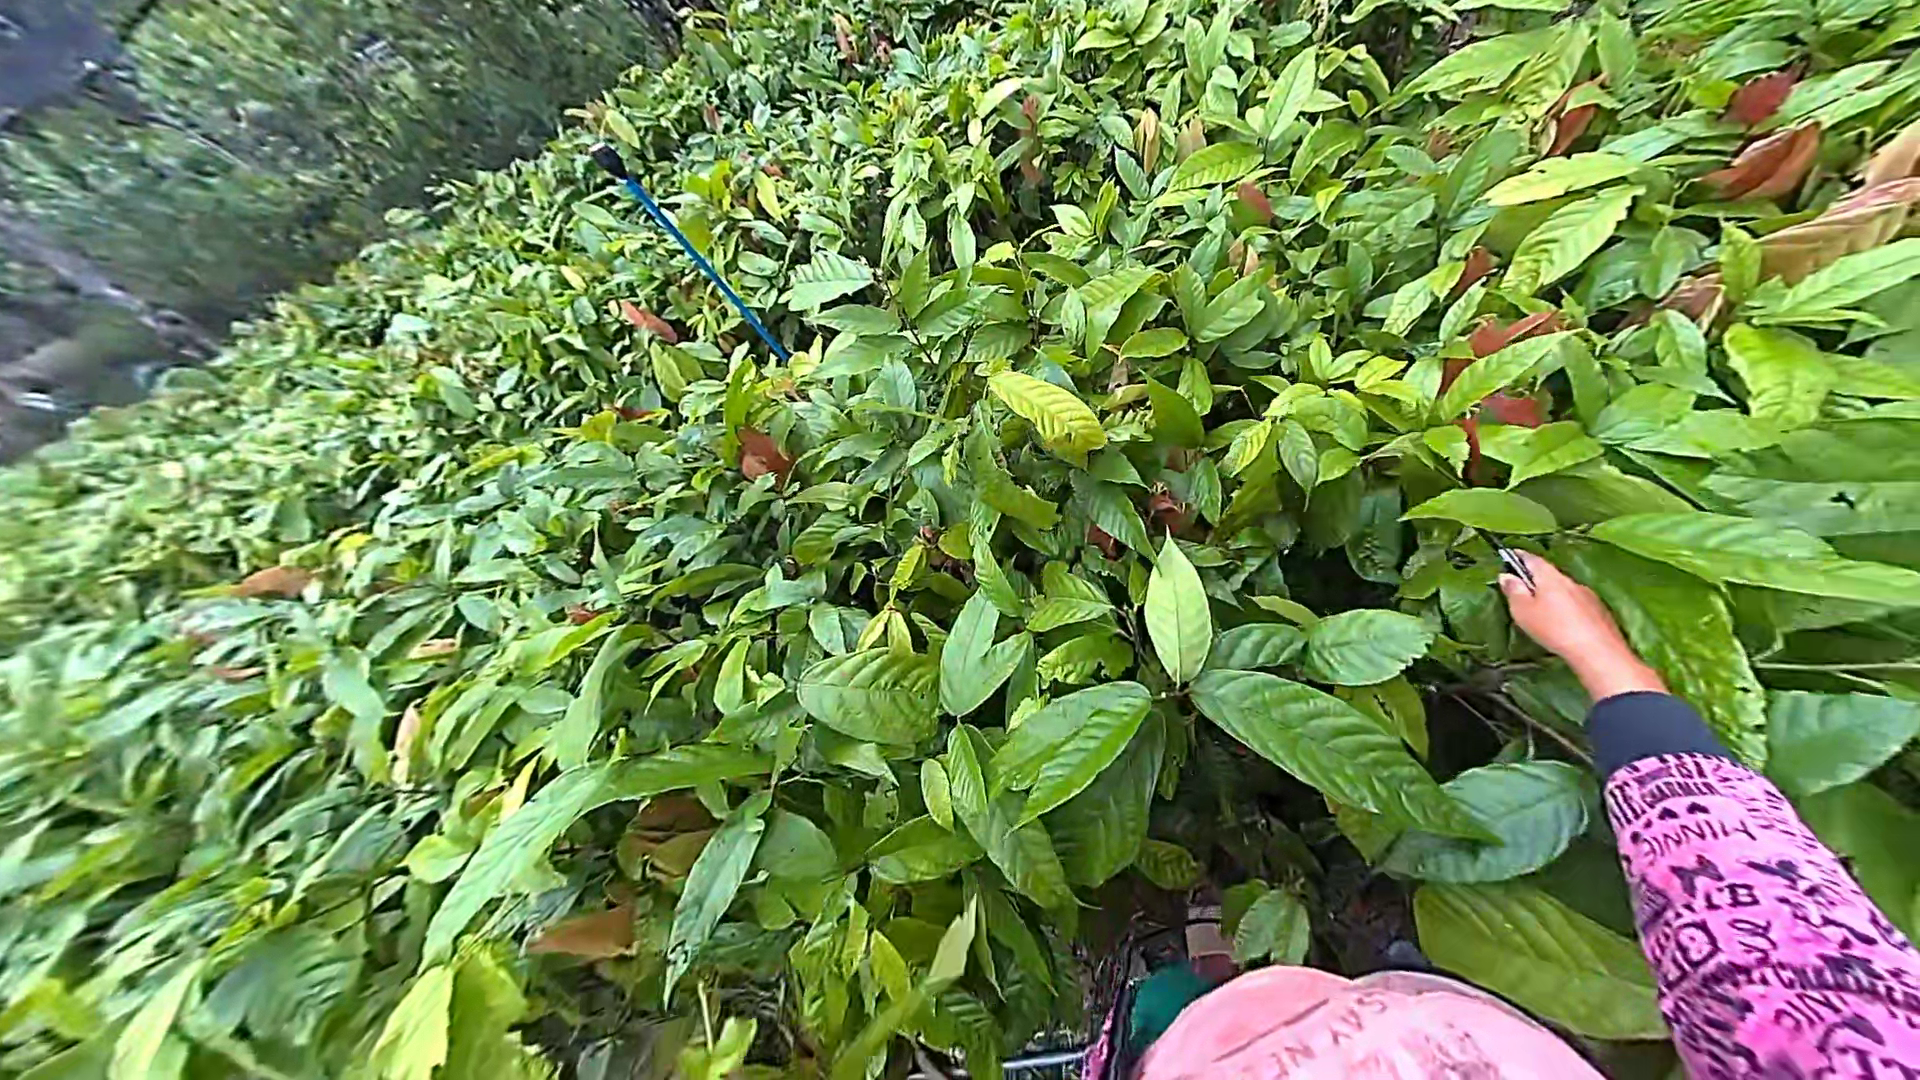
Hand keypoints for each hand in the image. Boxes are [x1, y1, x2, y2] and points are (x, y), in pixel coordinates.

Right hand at [1499, 550, 1667, 701]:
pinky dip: (1564, 604)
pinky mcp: (1599, 611)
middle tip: (1520, 584)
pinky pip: (1576, 601)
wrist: (1598, 652)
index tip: (1510, 554)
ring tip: (1539, 605)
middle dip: (1535, 576)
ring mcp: (1589, 596)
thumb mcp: (1522, 610)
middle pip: (1550, 574)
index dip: (1520, 556)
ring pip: (1564, 588)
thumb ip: (1514, 591)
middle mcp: (1572, 583)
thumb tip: (1507, 576)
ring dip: (1550, 592)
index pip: (1534, 560)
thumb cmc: (1553, 628)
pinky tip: (1560, 618)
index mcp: (1551, 579)